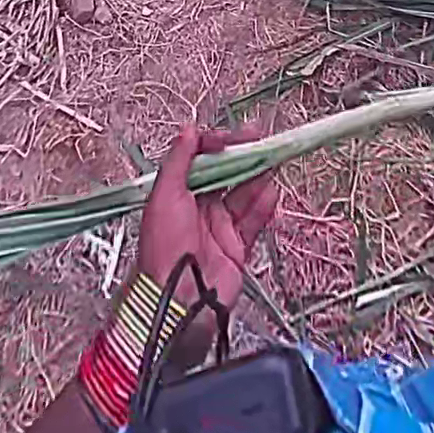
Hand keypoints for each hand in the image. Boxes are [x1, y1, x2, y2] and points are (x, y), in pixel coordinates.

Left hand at [135, 127, 279, 368]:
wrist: (179, 300)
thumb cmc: (163, 250)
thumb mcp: (165, 194)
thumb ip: (179, 160)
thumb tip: (187, 132)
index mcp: (177, 193)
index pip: (199, 160)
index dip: (215, 146)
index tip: (228, 139)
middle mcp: (197, 208)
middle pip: (224, 175)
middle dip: (241, 157)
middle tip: (259, 141)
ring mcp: (217, 227)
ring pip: (241, 194)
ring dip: (256, 176)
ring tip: (270, 160)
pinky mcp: (235, 247)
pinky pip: (252, 221)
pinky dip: (263, 205)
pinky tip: (271, 191)